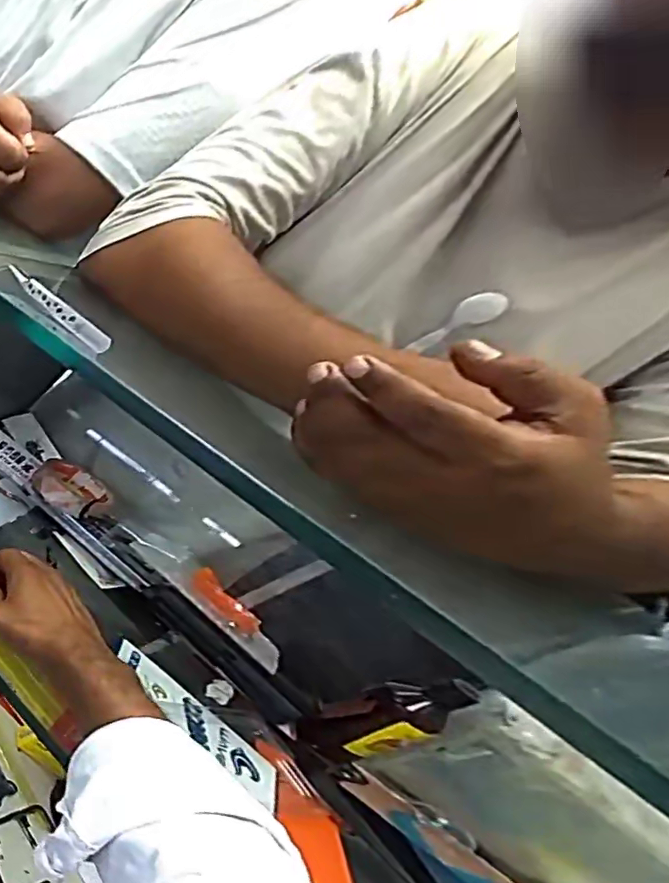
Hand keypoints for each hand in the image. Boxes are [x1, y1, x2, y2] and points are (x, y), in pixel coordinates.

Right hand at [0, 550, 157, 735]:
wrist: (76, 656)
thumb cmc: (33, 634)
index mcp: (25, 569)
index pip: (2, 554)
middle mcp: (47, 571)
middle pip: (20, 562)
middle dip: (3, 576)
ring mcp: (63, 586)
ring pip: (36, 578)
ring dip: (21, 588)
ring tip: (12, 610)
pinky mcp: (74, 602)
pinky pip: (50, 592)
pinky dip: (38, 599)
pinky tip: (32, 620)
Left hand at [293, 342, 626, 577]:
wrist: (551, 533)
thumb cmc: (564, 463)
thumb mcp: (573, 412)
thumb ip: (521, 375)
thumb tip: (462, 349)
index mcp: (492, 453)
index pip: (423, 415)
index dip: (384, 387)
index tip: (354, 362)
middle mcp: (435, 478)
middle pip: (364, 437)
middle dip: (334, 400)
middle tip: (319, 369)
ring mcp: (398, 496)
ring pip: (337, 456)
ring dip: (315, 420)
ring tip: (313, 388)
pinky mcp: (377, 505)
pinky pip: (329, 472)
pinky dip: (310, 443)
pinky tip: (309, 417)